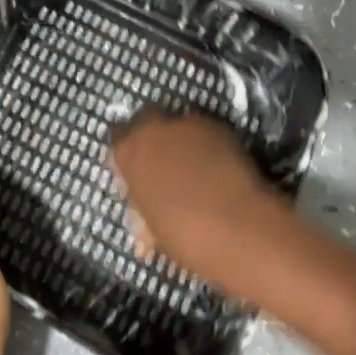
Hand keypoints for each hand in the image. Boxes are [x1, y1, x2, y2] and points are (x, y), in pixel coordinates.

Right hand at [110, 110, 278, 277]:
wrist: (238, 225)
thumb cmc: (185, 236)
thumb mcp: (154, 229)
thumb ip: (145, 213)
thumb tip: (144, 228)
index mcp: (129, 152)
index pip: (117, 137)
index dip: (127, 152)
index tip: (135, 169)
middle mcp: (154, 128)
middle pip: (146, 118)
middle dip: (152, 135)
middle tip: (163, 162)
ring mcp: (187, 123)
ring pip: (178, 124)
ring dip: (181, 139)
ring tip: (195, 166)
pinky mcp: (218, 125)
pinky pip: (205, 130)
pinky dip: (207, 143)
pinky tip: (217, 165)